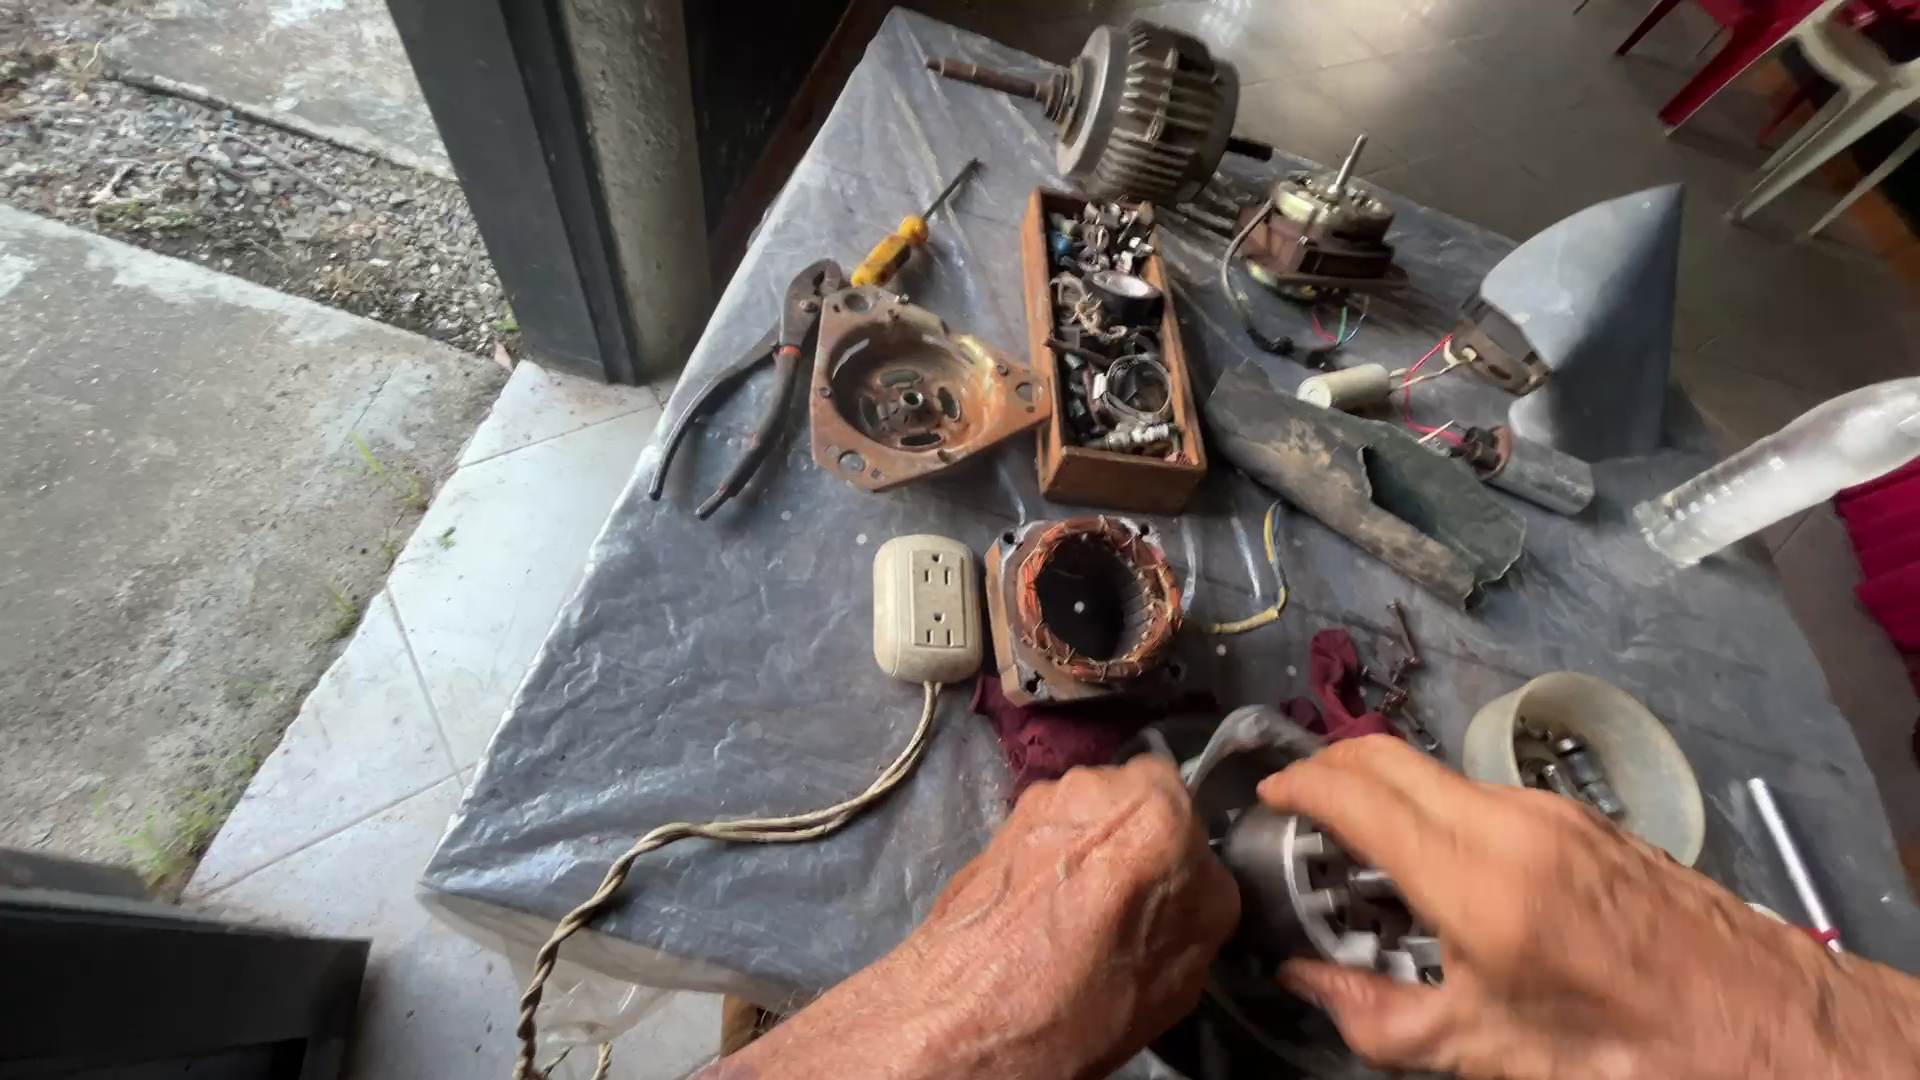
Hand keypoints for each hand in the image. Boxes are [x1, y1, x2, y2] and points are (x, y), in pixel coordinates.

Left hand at [714, 756, 1238, 1079]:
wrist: (979, 1007)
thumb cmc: (1094, 990)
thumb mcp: (1189, 959)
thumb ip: (1203, 891)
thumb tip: (1195, 873)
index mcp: (1155, 807)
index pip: (1183, 789)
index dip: (1180, 832)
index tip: (1173, 870)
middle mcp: (1095, 781)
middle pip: (1130, 791)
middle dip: (1133, 829)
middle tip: (1128, 888)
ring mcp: (1042, 793)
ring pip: (1086, 806)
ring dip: (1090, 838)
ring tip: (1079, 900)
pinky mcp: (1003, 814)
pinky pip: (1048, 823)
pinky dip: (1053, 849)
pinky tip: (1044, 900)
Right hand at [1259, 735, 1919, 1079]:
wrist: (1801, 1044)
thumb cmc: (1632, 1055)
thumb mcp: (1494, 1055)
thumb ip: (1379, 1017)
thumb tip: (1301, 980)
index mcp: (1476, 882)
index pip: (1355, 794)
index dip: (1296, 783)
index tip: (1266, 795)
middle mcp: (1502, 821)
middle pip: (1380, 752)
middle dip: (1323, 761)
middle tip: (1296, 800)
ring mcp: (1541, 807)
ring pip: (1424, 765)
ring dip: (1374, 781)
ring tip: (1359, 835)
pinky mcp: (1572, 813)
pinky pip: (1468, 787)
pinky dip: (1423, 800)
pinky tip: (1434, 854)